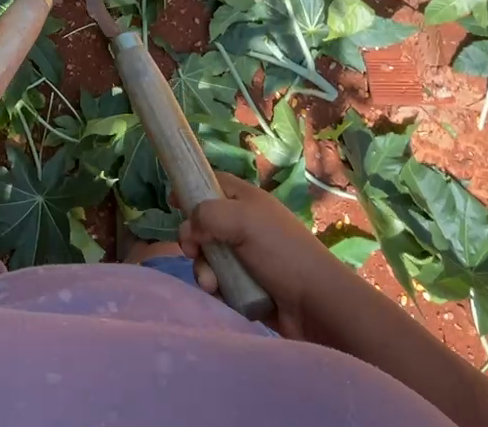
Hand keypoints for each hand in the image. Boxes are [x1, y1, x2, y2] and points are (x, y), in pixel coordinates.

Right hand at [179, 172, 346, 340]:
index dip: (191, 187)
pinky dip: (214, 286)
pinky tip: (220, 293)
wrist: (316, 305)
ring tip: (212, 283)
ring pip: (207, 254)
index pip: (213, 182)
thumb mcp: (242, 219)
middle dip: (192, 238)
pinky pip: (217, 279)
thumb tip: (189, 227)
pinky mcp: (244, 284)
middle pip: (203, 222)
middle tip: (191, 251)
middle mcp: (245, 225)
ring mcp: (245, 256)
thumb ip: (206, 213)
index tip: (172, 201)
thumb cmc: (280, 252)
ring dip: (202, 267)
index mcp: (247, 201)